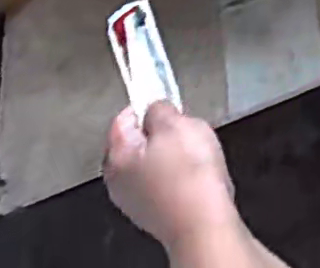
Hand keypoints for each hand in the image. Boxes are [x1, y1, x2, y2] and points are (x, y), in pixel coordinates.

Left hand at [104, 102, 241, 254]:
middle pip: (135, 140)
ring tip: (193, 148)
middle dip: (160, 129)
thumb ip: (159, 109)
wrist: (202, 218)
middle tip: (184, 126)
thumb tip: (152, 108)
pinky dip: (175, 169)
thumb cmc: (188, 169)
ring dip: (169, 149)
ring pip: (149, 159)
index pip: (122, 118)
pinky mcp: (152, 209)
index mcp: (118, 156)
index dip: (146, 104)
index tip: (167, 101)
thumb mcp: (177, 124)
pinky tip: (193, 169)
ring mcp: (134, 198)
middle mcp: (118, 180)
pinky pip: (161, 177)